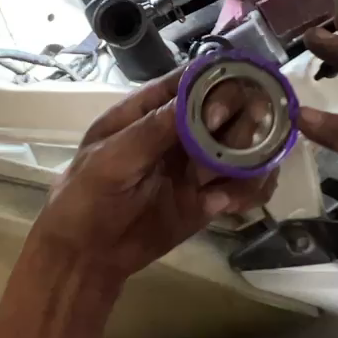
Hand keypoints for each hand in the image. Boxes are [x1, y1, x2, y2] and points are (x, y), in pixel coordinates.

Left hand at [29, 69, 277, 291]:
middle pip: (230, 107)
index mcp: (151, 109)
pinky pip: (246, 183)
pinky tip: (231, 205)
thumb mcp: (109, 159)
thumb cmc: (85, 197)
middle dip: (241, 122)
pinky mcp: (211, 197)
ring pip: (246, 143)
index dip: (215, 87)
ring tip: (229, 183)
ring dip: (252, 157)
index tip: (217, 114)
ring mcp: (198, 163)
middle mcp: (182, 129)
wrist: (86, 256)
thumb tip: (192, 101)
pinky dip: (252, 189)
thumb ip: (150, 132)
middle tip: (234, 148)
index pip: (194, 81)